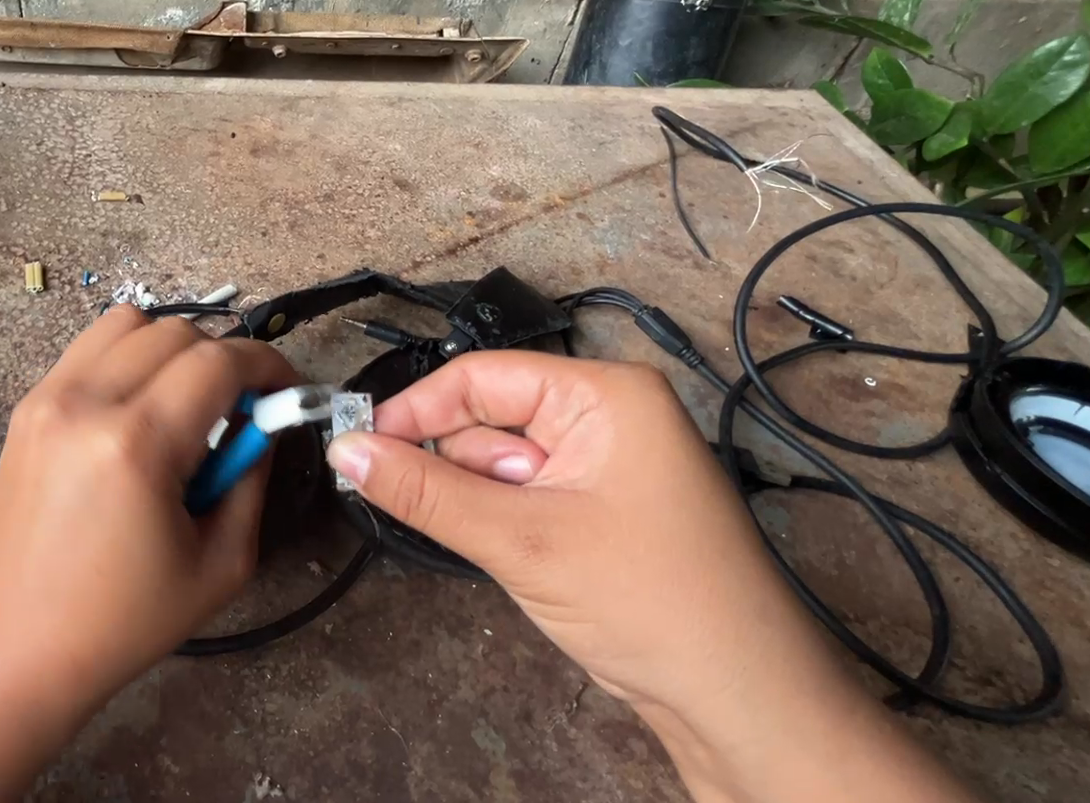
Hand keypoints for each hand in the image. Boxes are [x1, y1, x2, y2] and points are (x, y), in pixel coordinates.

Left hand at [0, 306, 298, 714]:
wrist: (18, 641)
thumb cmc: (126, 619)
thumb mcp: (221, 561)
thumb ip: (251, 473)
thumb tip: (263, 418)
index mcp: (137, 444)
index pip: (218, 362)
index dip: (267, 365)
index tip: (287, 390)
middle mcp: (86, 401)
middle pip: (177, 331)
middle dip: (225, 359)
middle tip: (238, 408)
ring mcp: (48, 395)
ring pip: (130, 322)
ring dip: (173, 347)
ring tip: (184, 399)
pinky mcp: (27, 403)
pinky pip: (91, 346)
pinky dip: (128, 356)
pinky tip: (137, 404)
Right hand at [325, 350, 971, 802]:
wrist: (747, 712)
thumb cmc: (649, 605)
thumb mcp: (521, 541)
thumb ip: (423, 490)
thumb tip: (343, 450)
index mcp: (602, 394)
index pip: (479, 377)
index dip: (415, 411)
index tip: (359, 449)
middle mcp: (604, 413)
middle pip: (485, 416)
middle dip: (459, 466)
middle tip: (451, 513)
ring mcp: (602, 459)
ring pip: (496, 459)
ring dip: (482, 500)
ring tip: (518, 549)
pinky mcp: (597, 501)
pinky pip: (519, 490)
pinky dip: (500, 518)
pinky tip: (526, 555)